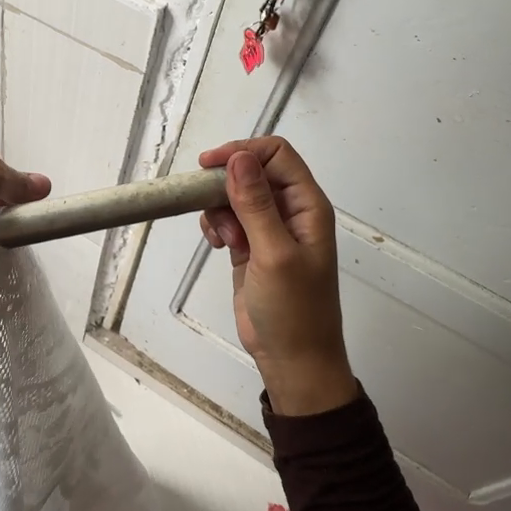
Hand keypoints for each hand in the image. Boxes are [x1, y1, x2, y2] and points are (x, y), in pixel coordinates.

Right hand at [198, 137, 357, 415]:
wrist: (292, 359)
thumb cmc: (293, 309)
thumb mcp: (274, 253)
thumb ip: (255, 204)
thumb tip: (238, 157)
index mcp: (307, 205)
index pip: (277, 155)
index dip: (243, 152)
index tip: (208, 165)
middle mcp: (290, 210)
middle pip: (252, 171)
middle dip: (225, 182)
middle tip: (203, 200)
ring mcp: (269, 229)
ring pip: (235, 194)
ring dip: (219, 207)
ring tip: (221, 237)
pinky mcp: (249, 246)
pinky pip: (227, 218)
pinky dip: (216, 224)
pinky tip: (217, 244)